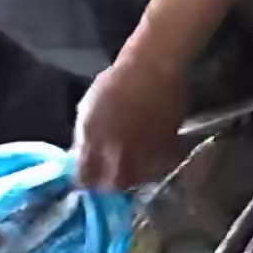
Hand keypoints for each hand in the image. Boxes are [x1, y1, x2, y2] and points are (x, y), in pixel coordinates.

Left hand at [73, 55, 189, 189]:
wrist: (152, 68)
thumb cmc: (116, 81)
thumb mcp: (89, 107)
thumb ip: (86, 136)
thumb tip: (84, 155)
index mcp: (93, 138)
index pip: (85, 176)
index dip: (88, 182)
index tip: (92, 180)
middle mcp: (118, 148)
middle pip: (116, 184)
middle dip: (115, 185)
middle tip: (115, 180)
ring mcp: (145, 147)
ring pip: (142, 177)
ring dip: (138, 177)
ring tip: (137, 171)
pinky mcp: (168, 142)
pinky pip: (163, 164)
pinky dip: (160, 165)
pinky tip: (157, 159)